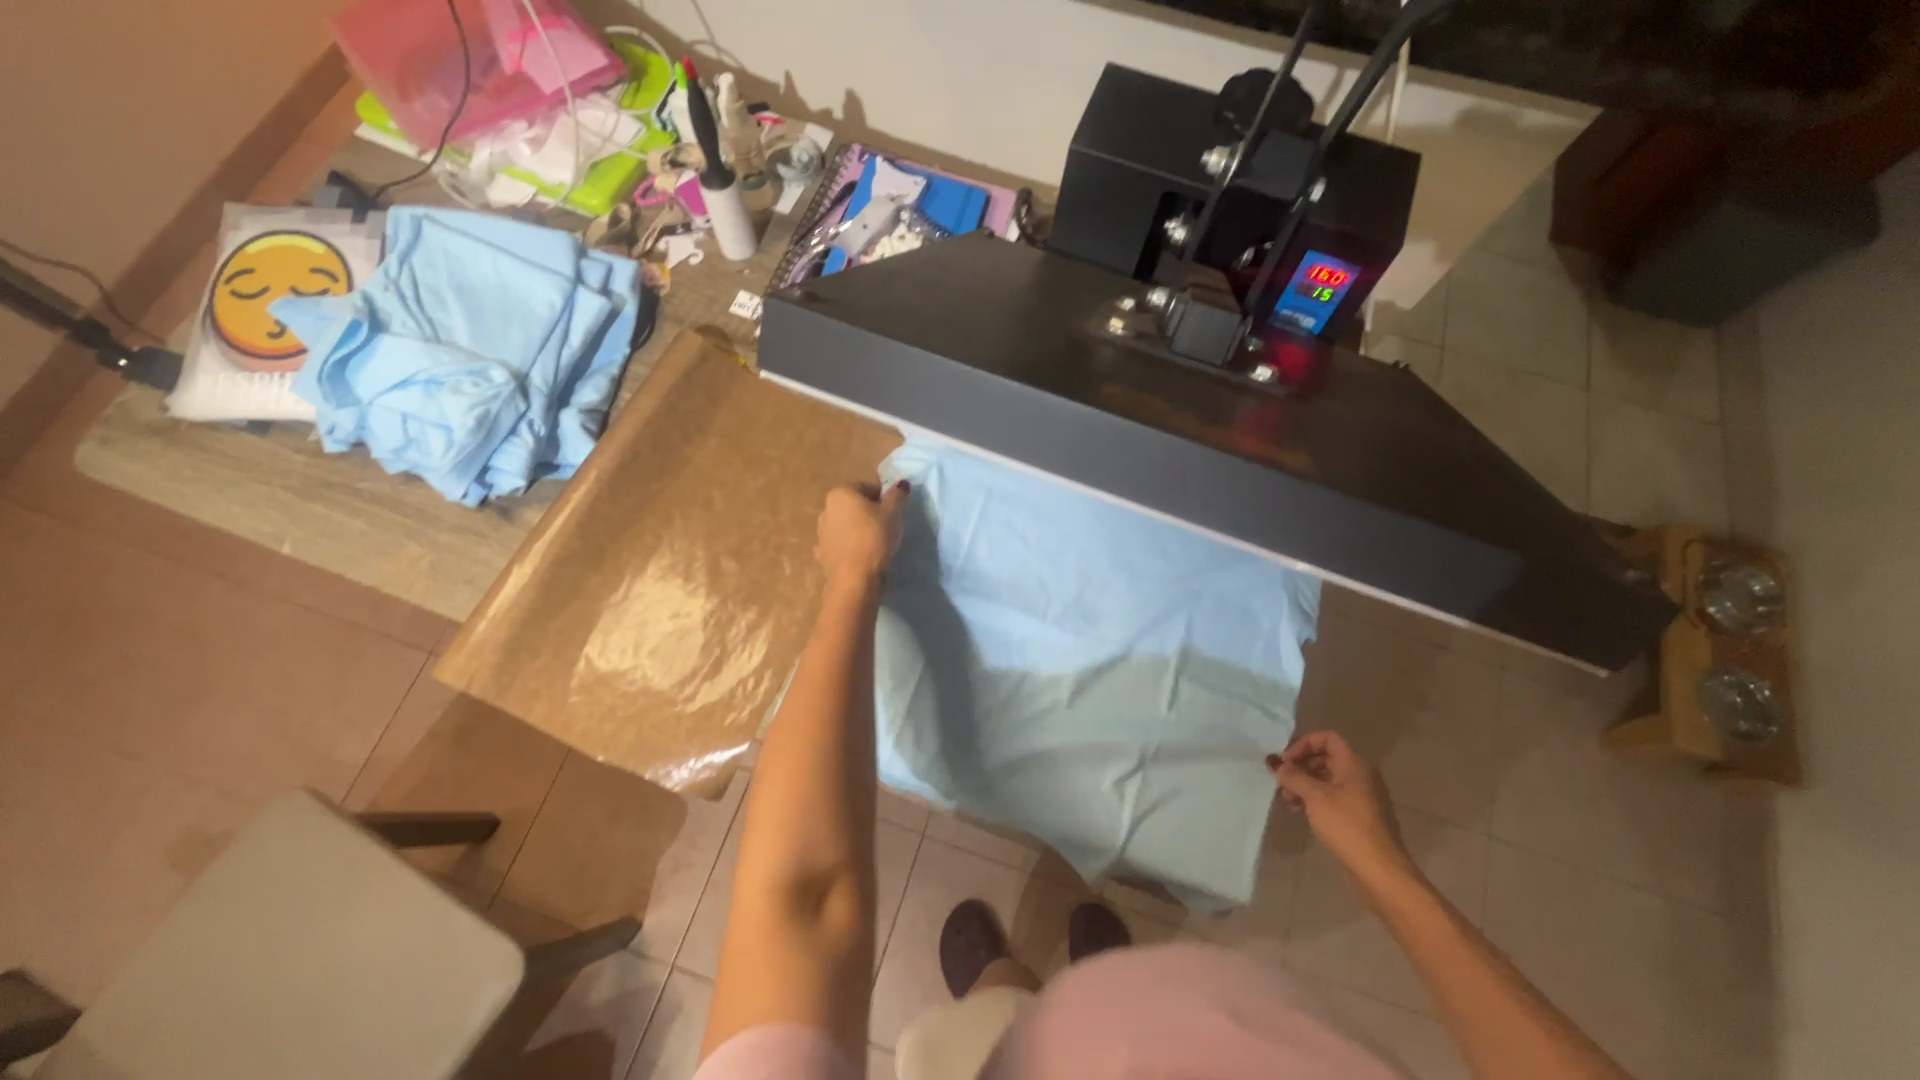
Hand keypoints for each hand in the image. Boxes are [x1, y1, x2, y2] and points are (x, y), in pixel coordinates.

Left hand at [814, 481, 909, 584]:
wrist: (854, 578)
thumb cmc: (875, 538)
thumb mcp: (893, 514)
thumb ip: (897, 496)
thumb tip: (900, 485)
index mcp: (841, 493)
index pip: (865, 486)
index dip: (881, 496)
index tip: (893, 510)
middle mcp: (826, 508)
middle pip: (851, 505)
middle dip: (867, 511)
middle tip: (885, 525)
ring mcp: (820, 532)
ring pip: (843, 524)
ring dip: (855, 528)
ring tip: (873, 542)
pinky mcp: (821, 553)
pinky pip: (837, 544)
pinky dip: (846, 546)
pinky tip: (858, 555)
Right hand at [1269, 732, 1419, 895]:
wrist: (1379, 868)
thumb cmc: (1347, 825)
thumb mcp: (1315, 797)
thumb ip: (1293, 776)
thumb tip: (1274, 761)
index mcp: (1354, 764)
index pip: (1328, 738)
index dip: (1304, 745)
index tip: (1286, 763)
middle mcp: (1361, 776)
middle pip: (1327, 758)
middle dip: (1301, 766)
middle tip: (1282, 782)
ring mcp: (1362, 797)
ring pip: (1328, 779)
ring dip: (1305, 784)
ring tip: (1288, 800)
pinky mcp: (1360, 816)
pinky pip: (1334, 797)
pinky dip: (1316, 799)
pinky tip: (1301, 812)